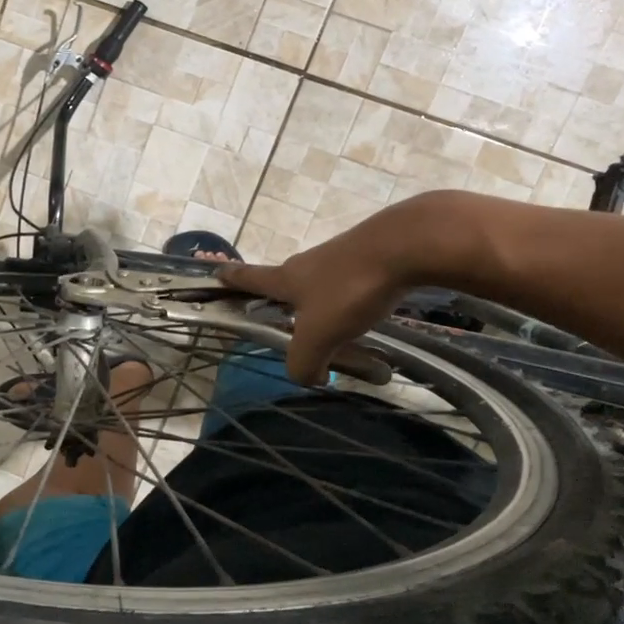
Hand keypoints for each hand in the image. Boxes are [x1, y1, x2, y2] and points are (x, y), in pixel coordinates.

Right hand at [219, 191, 475, 385]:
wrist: (406, 245)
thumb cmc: (350, 289)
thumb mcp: (319, 335)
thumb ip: (304, 362)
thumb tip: (308, 377)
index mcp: (287, 278)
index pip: (251, 278)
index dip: (233, 278)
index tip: (217, 272)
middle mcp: (308, 263)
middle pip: (287, 279)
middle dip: (280, 294)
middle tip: (280, 311)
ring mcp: (340, 255)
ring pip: (321, 280)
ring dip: (320, 299)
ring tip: (331, 321)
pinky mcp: (371, 255)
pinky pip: (351, 280)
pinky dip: (351, 296)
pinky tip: (366, 308)